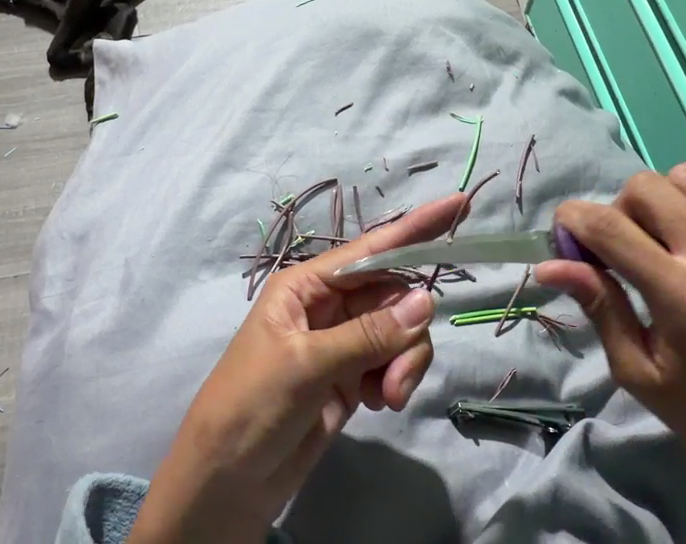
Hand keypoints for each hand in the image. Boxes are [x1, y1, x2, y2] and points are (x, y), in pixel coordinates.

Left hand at [129, 195, 464, 543]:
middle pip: (394, 294)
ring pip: (400, 331)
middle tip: (398, 375)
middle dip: (409, 328)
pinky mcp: (353, 378)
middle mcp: (328, 306)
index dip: (416, 227)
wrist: (226, 480)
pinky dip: (398, 379)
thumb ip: (368, 334)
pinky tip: (383, 403)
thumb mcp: (306, 365)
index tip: (459, 204)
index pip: (371, 249)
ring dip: (405, 362)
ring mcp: (342, 342)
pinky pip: (394, 362)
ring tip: (389, 397)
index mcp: (306, 285)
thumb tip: (426, 300)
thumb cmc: (251, 404)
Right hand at [537, 165, 685, 543]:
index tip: (566, 233)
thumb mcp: (639, 373)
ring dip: (663, 202)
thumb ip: (599, 306)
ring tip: (668, 241)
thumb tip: (550, 264)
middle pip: (646, 187)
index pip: (609, 227)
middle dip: (620, 209)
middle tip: (625, 247)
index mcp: (682, 297)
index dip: (574, 220)